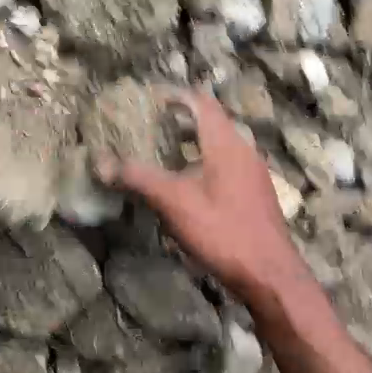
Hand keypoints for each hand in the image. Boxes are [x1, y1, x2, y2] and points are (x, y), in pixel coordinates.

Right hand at [95, 87, 309, 298]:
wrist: (271, 276)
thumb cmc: (223, 232)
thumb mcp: (173, 202)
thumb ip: (137, 178)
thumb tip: (100, 162)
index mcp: (226, 145)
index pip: (202, 104)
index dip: (176, 95)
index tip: (148, 96)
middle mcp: (244, 152)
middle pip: (211, 122)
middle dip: (180, 117)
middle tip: (147, 120)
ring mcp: (252, 175)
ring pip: (218, 145)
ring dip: (190, 140)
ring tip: (160, 147)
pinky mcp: (253, 195)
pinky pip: (224, 164)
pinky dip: (200, 160)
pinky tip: (183, 181)